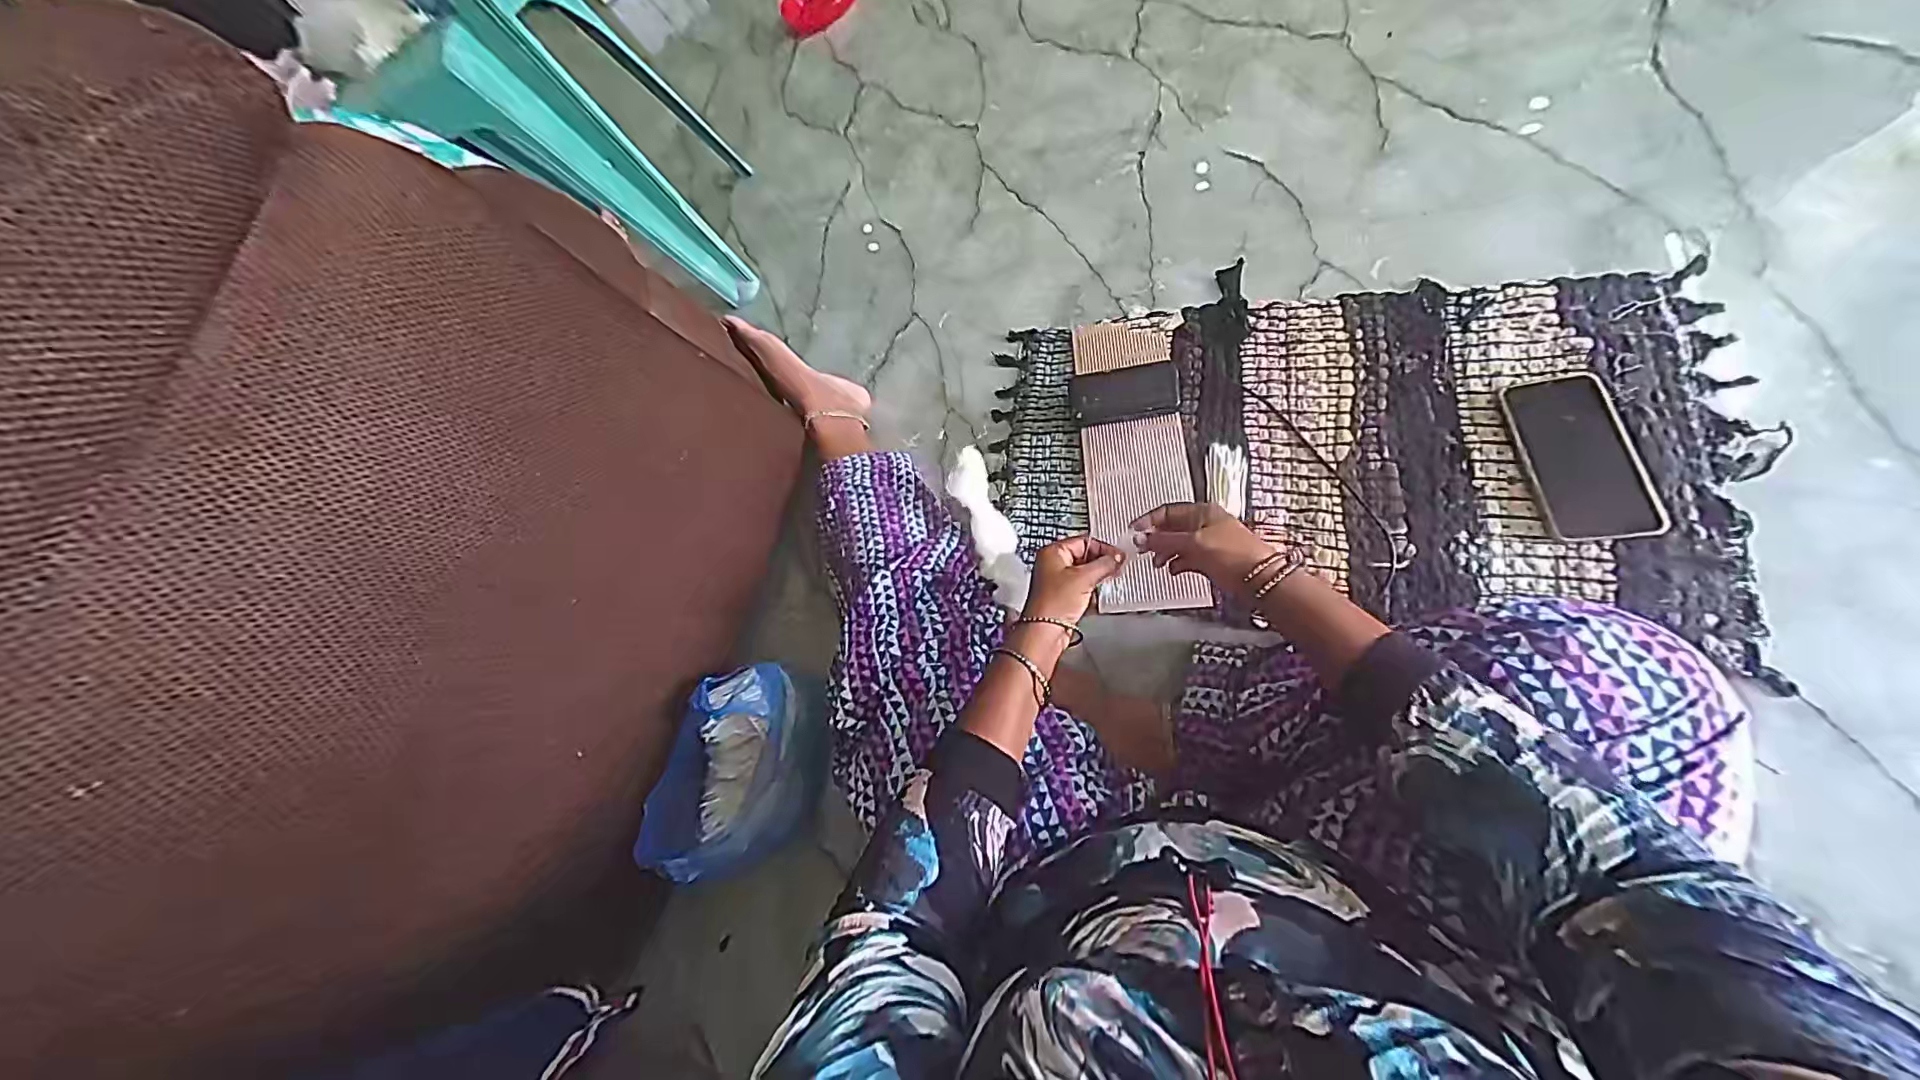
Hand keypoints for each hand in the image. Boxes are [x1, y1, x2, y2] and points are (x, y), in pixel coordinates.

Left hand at [1023, 535, 1126, 623]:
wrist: (1045, 631)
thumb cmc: (1053, 604)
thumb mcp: (1084, 577)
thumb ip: (1104, 564)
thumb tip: (1115, 557)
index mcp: (1053, 552)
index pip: (1084, 541)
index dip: (1103, 548)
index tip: (1118, 556)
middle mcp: (1053, 565)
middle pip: (1085, 557)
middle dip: (1101, 564)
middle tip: (1115, 569)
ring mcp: (1057, 581)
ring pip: (1085, 574)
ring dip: (1097, 579)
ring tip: (1106, 584)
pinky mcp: (1063, 597)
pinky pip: (1082, 588)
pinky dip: (1092, 591)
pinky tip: (1097, 596)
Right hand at [1131, 502, 1278, 593]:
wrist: (1260, 579)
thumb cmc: (1232, 554)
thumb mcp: (1194, 543)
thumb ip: (1165, 540)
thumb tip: (1141, 538)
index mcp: (1202, 512)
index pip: (1167, 511)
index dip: (1148, 520)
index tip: (1133, 532)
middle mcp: (1204, 524)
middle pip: (1171, 527)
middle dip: (1155, 538)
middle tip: (1141, 549)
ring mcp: (1208, 542)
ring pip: (1178, 544)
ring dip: (1164, 552)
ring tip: (1156, 562)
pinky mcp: (1211, 559)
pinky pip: (1187, 557)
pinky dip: (1177, 562)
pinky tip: (1172, 569)